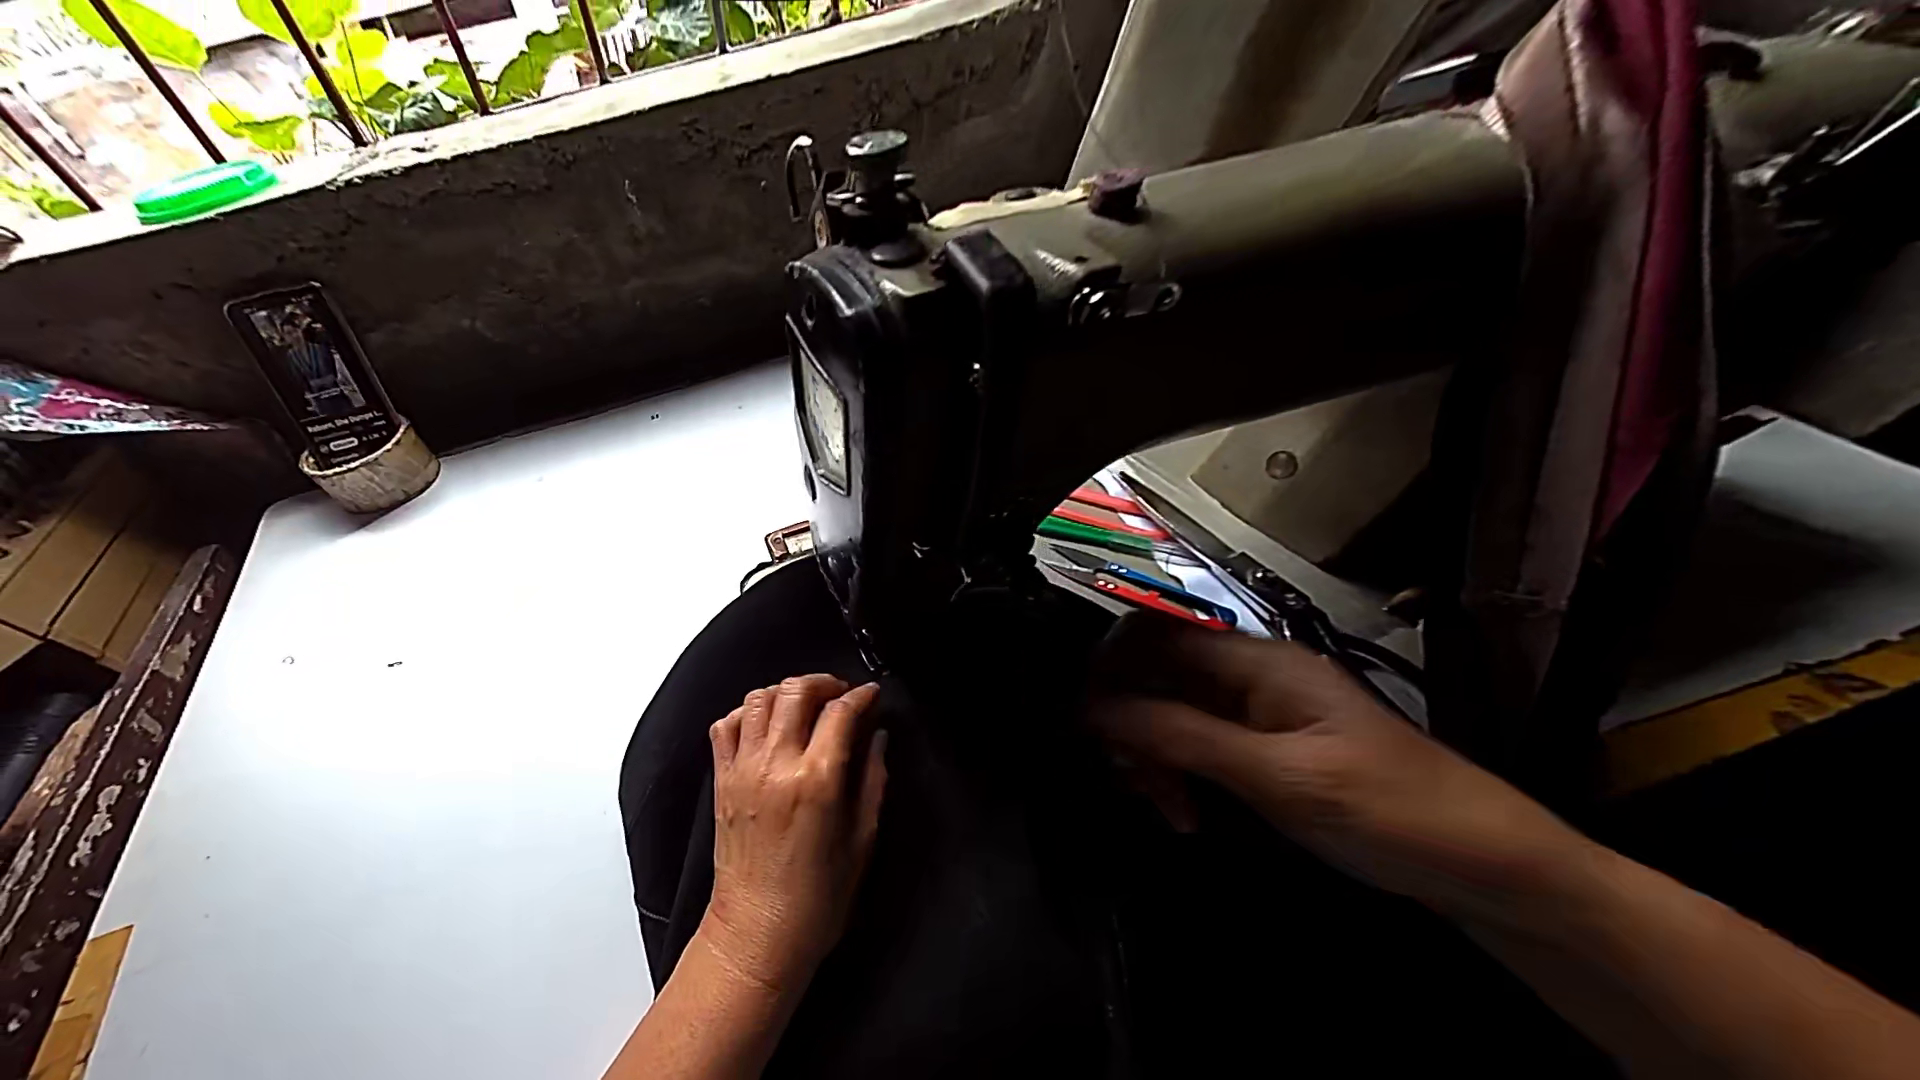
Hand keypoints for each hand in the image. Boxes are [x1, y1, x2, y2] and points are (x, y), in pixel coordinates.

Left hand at [701, 676, 886, 993]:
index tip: (872, 695)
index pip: (840, 712)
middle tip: (841, 694)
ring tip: (806, 704)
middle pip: (795, 692)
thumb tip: (878, 737)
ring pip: (758, 699)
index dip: (862, 696)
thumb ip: (872, 779)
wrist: (757, 935)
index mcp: (816, 780)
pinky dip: (746, 713)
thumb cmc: (818, 897)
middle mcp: (776, 765)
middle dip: (823, 683)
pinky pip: (725, 726)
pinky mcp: (721, 782)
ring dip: (787, 692)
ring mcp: (743, 771)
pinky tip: (767, 724)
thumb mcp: (862, 838)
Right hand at [1088, 618, 1589, 922]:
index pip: (1156, 638)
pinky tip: (1187, 815)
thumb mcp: (1280, 776)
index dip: (1110, 668)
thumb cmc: (1390, 809)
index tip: (1085, 720)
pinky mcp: (1260, 751)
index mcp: (1256, 662)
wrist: (1484, 866)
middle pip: (1156, 680)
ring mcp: (1254, 716)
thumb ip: (1184, 737)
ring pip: (1170, 718)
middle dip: (1133, 728)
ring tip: (1170, 811)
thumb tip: (1096, 708)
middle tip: (1136, 784)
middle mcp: (1248, 678)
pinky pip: (1195, 749)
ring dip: (1154, 760)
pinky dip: (1179, 778)